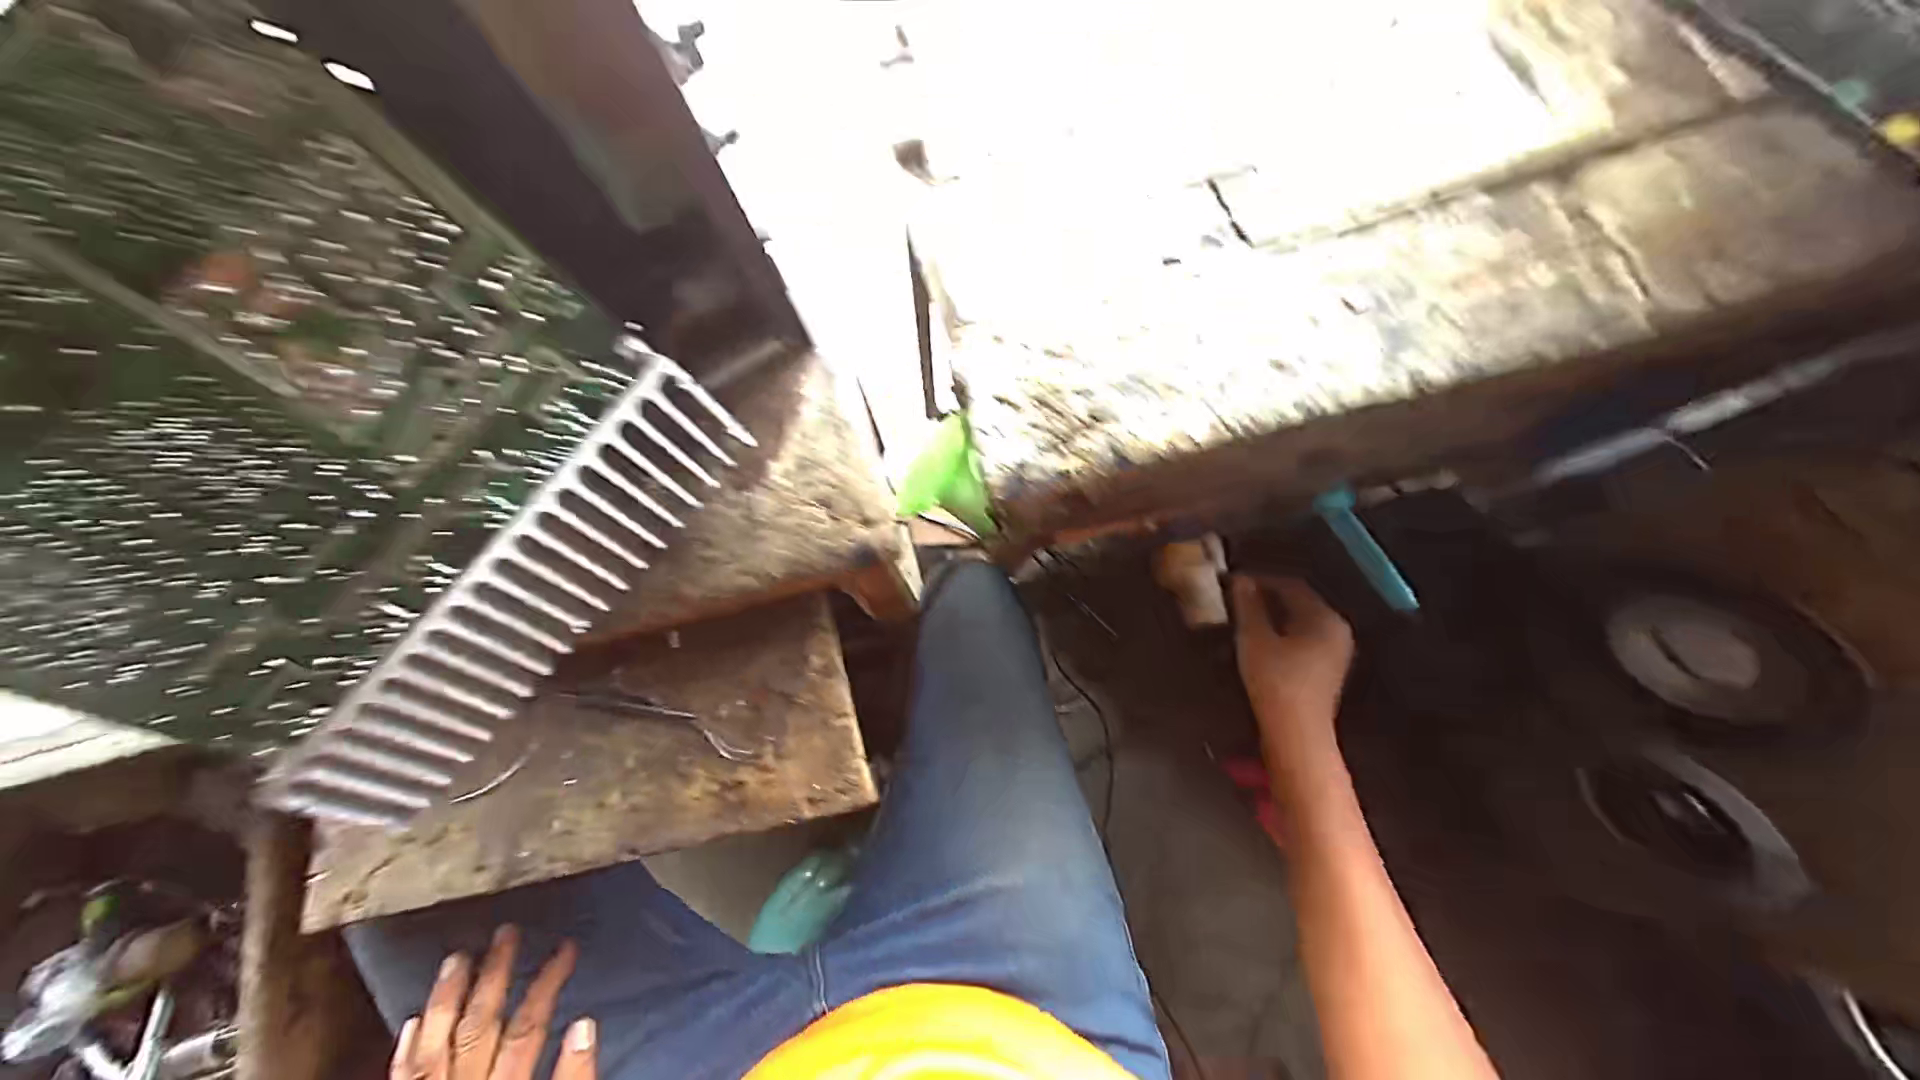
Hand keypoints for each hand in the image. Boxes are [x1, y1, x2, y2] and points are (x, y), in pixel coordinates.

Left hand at [389, 926, 593, 1079]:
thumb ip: (574, 1077)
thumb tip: (585, 1025)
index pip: (529, 1025)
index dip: (549, 982)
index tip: (567, 946)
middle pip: (479, 1026)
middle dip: (496, 976)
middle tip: (507, 932)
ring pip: (434, 1047)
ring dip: (447, 1000)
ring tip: (457, 958)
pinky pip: (402, 1079)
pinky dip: (407, 1051)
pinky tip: (414, 1020)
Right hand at [1230, 575, 1354, 743]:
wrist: (1296, 732)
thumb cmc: (1276, 680)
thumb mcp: (1255, 638)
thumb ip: (1248, 606)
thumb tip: (1241, 580)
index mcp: (1325, 617)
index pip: (1291, 585)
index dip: (1260, 579)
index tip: (1233, 580)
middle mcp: (1337, 630)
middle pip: (1298, 602)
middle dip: (1266, 596)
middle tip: (1236, 596)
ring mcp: (1335, 651)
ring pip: (1299, 621)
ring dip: (1271, 615)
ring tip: (1242, 616)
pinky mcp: (1326, 669)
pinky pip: (1302, 638)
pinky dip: (1280, 632)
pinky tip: (1259, 638)